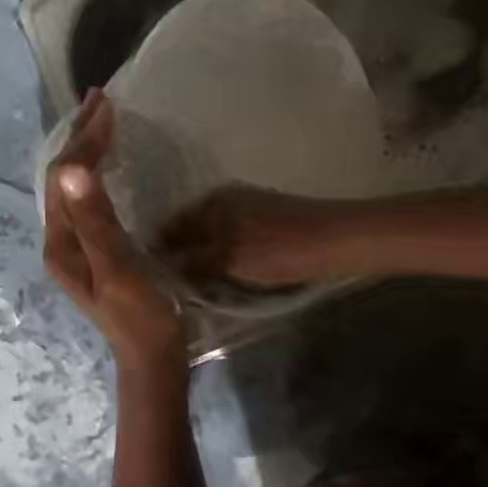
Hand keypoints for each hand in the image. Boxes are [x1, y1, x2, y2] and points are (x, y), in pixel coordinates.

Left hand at [45, 92, 184, 367]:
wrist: (153, 357)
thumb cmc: (141, 316)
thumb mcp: (118, 268)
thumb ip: (96, 221)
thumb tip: (70, 170)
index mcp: (61, 242)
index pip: (64, 176)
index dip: (83, 139)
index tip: (107, 104)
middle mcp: (60, 239)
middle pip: (63, 177)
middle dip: (81, 136)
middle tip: (103, 98)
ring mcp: (76, 244)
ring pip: (74, 185)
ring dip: (87, 149)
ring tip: (104, 116)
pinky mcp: (94, 247)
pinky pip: (88, 197)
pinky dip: (97, 170)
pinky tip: (108, 161)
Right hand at [157, 185, 339, 287]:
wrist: (337, 241)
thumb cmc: (277, 251)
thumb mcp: (228, 260)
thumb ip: (192, 262)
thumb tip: (161, 267)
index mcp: (210, 203)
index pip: (170, 226)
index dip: (158, 251)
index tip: (150, 278)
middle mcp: (224, 199)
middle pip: (190, 230)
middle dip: (180, 255)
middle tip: (173, 287)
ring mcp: (247, 207)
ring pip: (212, 235)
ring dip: (203, 258)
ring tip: (198, 286)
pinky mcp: (266, 220)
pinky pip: (231, 239)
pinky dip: (223, 256)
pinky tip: (226, 275)